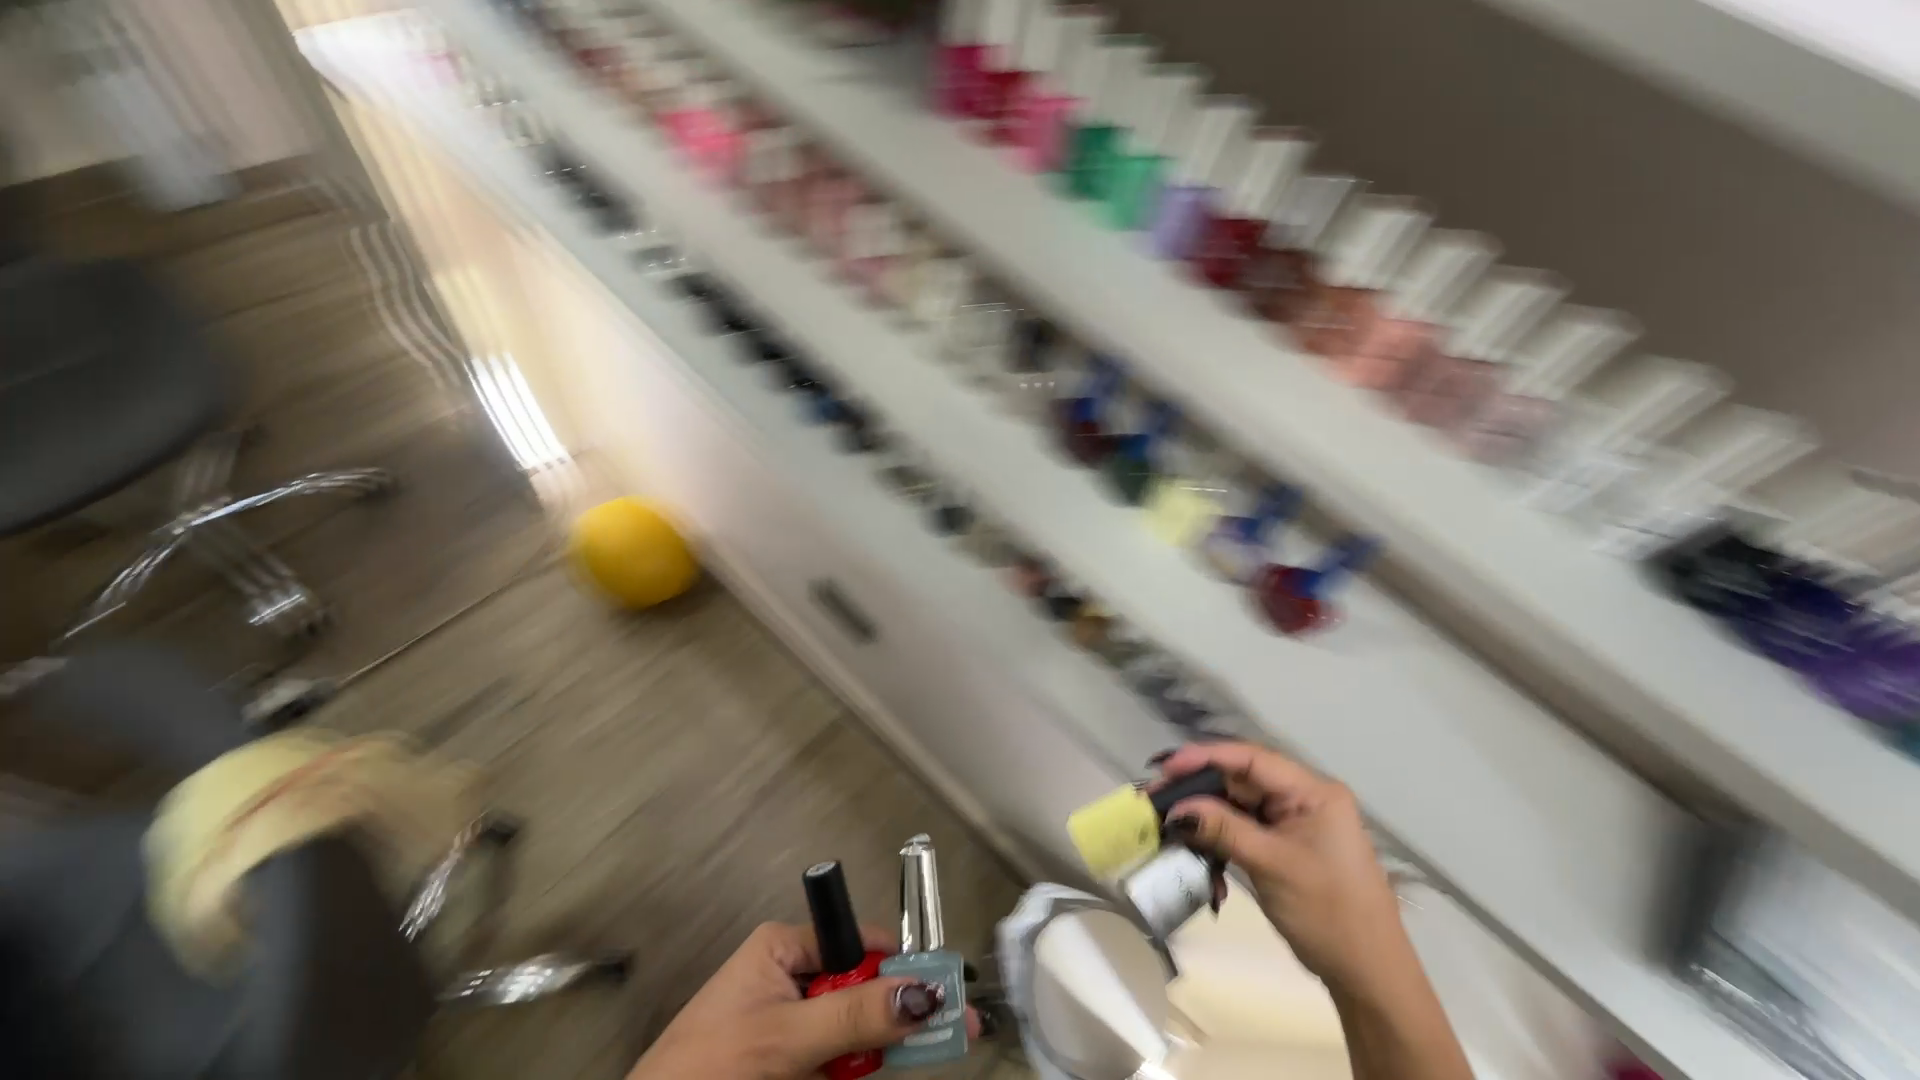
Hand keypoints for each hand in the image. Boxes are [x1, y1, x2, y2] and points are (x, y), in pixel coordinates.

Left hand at [626, 922, 980, 1079]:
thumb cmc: (712, 1063)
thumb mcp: (787, 1036)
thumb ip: (855, 1015)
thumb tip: (925, 992)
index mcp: (785, 946)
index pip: (859, 944)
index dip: (900, 967)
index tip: (944, 993)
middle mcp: (791, 972)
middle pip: (861, 986)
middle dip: (893, 1013)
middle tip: (944, 1035)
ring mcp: (788, 1016)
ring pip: (853, 1024)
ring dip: (872, 1048)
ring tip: (896, 1060)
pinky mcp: (787, 1054)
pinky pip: (835, 1053)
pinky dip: (850, 1068)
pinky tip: (853, 1076)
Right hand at [1154, 741, 1410, 996]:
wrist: (1368, 975)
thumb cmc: (1329, 913)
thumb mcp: (1272, 865)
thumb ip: (1223, 829)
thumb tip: (1175, 809)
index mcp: (1313, 792)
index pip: (1252, 759)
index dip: (1206, 757)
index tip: (1166, 766)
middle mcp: (1303, 799)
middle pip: (1240, 781)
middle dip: (1197, 790)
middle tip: (1154, 800)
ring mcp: (1293, 825)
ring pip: (1236, 808)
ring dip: (1204, 820)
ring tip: (1167, 829)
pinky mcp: (1283, 849)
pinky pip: (1242, 833)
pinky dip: (1219, 844)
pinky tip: (1200, 861)